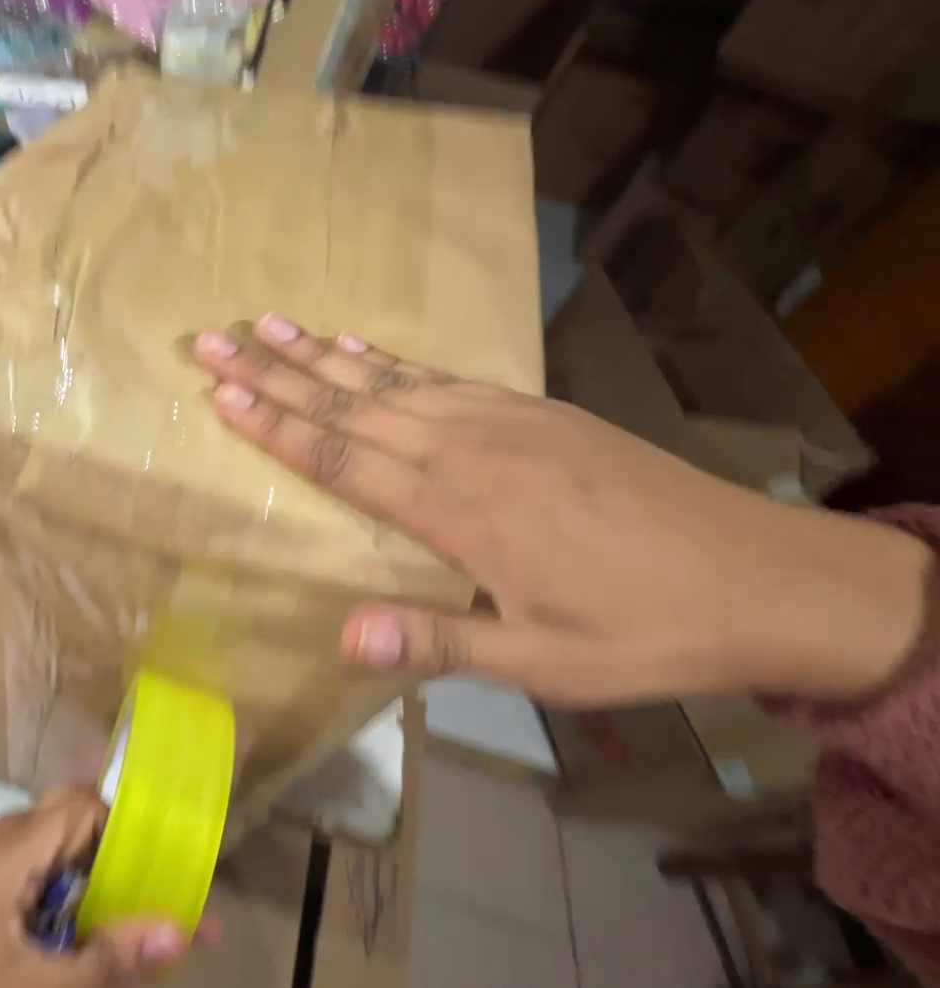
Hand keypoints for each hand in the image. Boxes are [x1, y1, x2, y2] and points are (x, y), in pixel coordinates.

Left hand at [0, 788, 200, 987]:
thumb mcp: (52, 984)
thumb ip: (114, 956)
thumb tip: (180, 931)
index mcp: (13, 850)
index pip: (84, 807)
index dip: (127, 830)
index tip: (168, 866)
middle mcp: (13, 834)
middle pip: (85, 816)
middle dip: (131, 848)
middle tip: (175, 884)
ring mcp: (14, 847)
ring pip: (80, 835)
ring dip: (121, 868)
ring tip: (170, 906)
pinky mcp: (19, 866)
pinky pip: (68, 857)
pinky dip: (100, 882)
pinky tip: (130, 916)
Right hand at [192, 314, 933, 706]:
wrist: (772, 579)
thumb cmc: (644, 630)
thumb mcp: (544, 663)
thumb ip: (438, 643)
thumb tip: (341, 635)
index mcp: (458, 509)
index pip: (342, 458)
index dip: (275, 427)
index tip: (220, 393)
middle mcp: (466, 450)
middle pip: (349, 405)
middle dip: (274, 373)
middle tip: (216, 339)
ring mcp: (501, 421)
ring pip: (388, 379)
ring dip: (319, 354)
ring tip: (268, 324)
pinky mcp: (532, 411)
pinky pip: (440, 375)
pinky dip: (387, 357)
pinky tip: (357, 344)